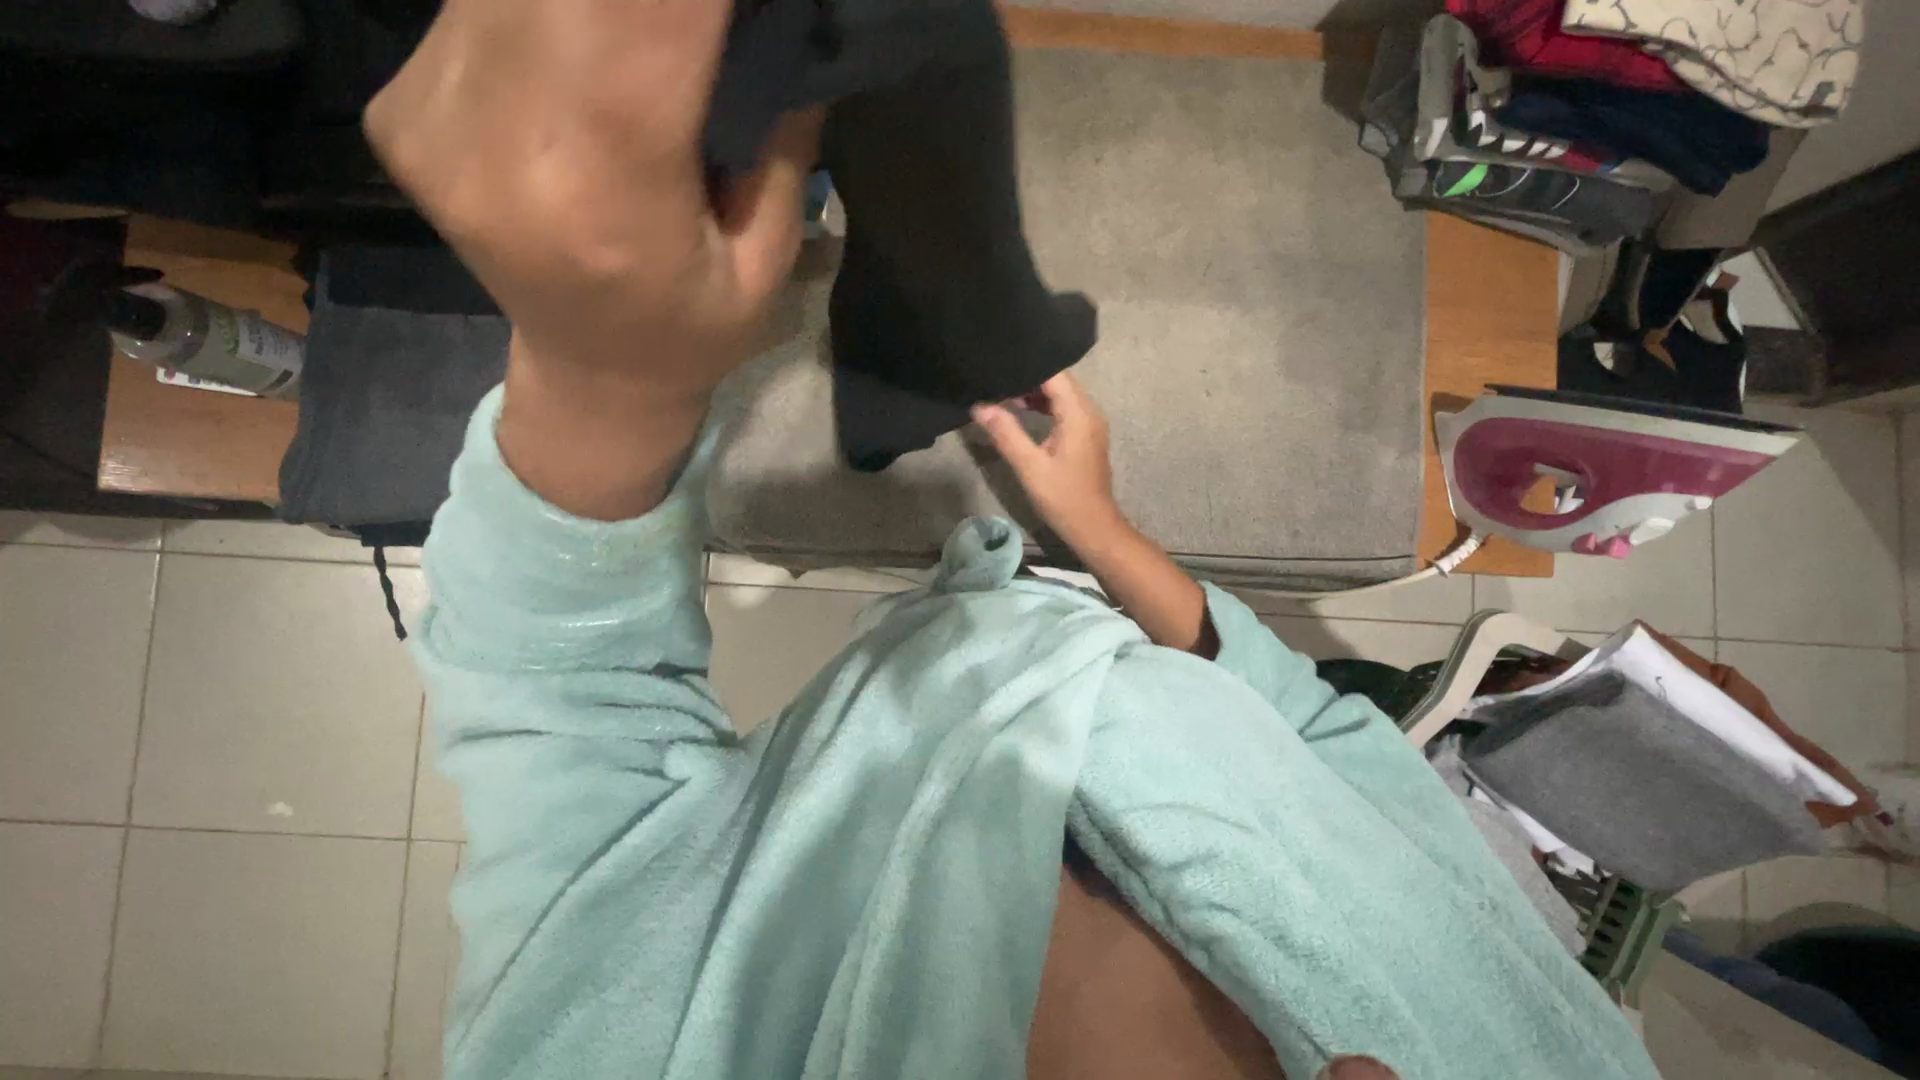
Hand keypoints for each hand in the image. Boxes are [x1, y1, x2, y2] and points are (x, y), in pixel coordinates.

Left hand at [363, 0, 819, 405]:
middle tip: (688, 19)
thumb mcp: (766, 264)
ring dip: (591, 3)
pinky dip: (542, 14)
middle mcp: (500, 147)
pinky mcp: (399, 110)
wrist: (591, 377)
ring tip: (640, 45)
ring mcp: (434, 121)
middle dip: (648, 0)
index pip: (646, 16)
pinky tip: (576, 54)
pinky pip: (479, 6)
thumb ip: (777, 139)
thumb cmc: (692, 331)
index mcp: (605, 198)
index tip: (727, 0)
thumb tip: (779, 13)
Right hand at [971, 372, 1125, 547]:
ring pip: (1063, 393)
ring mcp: (1091, 423)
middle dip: (1029, 376)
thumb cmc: (1063, 497)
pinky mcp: (1087, 434)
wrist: (1093, 526)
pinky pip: (1066, 407)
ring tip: (1004, 392)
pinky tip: (1023, 410)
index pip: (1054, 374)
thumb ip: (1006, 433)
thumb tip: (979, 406)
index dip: (1028, 366)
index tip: (1001, 364)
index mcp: (1078, 414)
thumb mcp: (1030, 466)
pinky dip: (1045, 404)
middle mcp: (1089, 411)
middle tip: (997, 376)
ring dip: (1036, 391)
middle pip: (1059, 380)